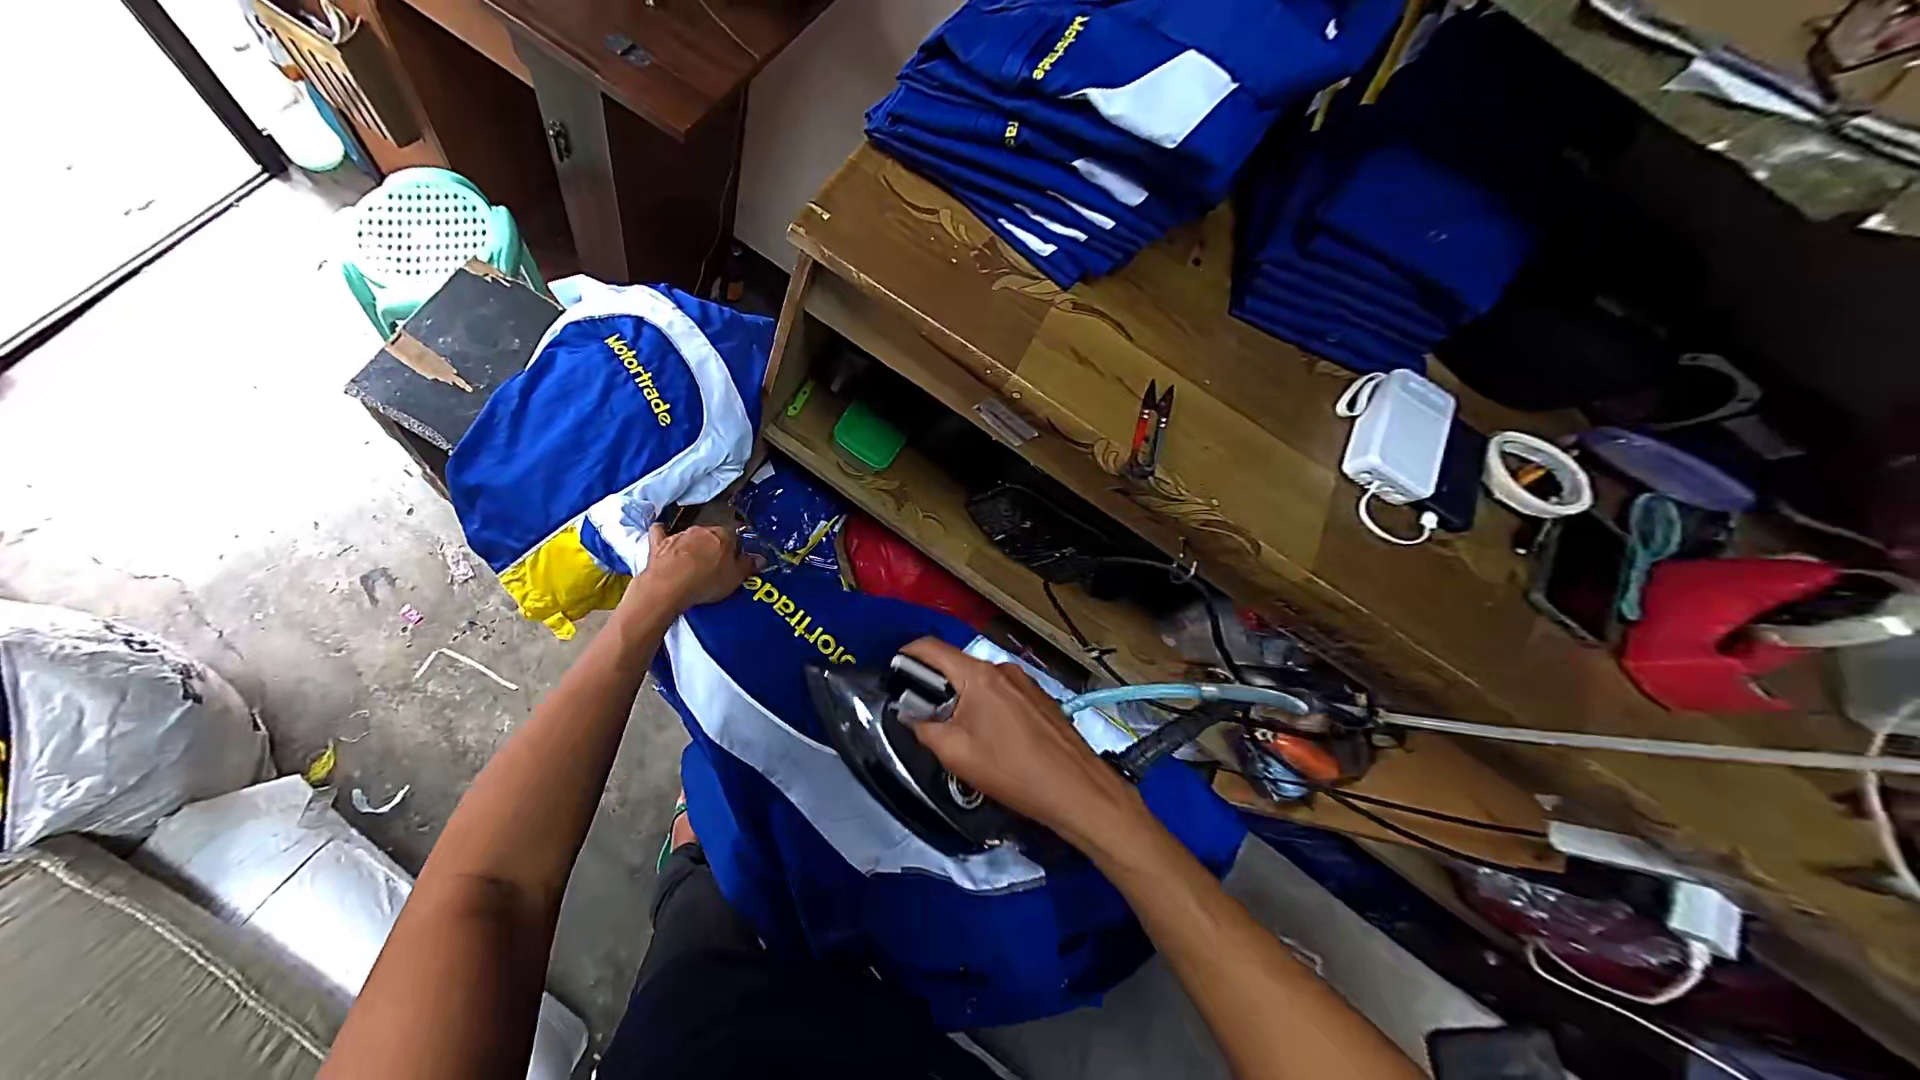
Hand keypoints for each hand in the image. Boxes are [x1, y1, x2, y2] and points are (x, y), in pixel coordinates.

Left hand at [632, 523, 757, 610]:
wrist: (669, 587)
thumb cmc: (705, 581)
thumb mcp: (735, 578)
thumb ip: (748, 566)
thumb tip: (760, 559)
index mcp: (724, 536)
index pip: (735, 537)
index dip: (735, 551)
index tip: (735, 562)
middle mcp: (702, 531)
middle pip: (713, 536)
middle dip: (715, 547)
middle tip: (716, 566)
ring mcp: (679, 535)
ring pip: (690, 536)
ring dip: (693, 545)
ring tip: (694, 565)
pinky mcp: (659, 544)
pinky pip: (660, 532)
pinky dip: (662, 532)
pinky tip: (662, 533)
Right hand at [899, 638, 1143, 850]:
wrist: (1076, 790)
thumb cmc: (1014, 771)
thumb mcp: (955, 754)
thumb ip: (923, 728)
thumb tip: (912, 716)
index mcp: (979, 676)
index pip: (932, 647)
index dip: (907, 653)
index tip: (894, 671)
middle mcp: (1004, 670)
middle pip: (957, 666)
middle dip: (936, 688)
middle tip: (926, 719)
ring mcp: (1026, 683)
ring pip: (980, 682)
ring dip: (963, 701)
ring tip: (963, 737)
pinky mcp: (1040, 699)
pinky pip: (1003, 694)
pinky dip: (988, 708)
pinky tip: (994, 740)